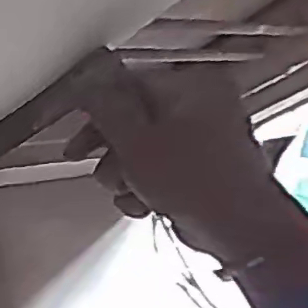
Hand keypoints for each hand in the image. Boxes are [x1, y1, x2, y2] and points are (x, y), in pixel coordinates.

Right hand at [62, 65, 307, 268]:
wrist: (233, 224)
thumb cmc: (192, 180)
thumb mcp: (134, 140)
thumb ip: (107, 109)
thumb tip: (89, 85)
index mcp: (191, 86)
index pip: (127, 84)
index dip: (94, 108)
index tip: (75, 123)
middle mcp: (201, 103)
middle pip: (130, 118)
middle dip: (107, 148)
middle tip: (84, 159)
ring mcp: (201, 135)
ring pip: (137, 147)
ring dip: (121, 172)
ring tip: (128, 188)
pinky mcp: (197, 163)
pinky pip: (153, 167)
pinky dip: (141, 185)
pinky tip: (143, 200)